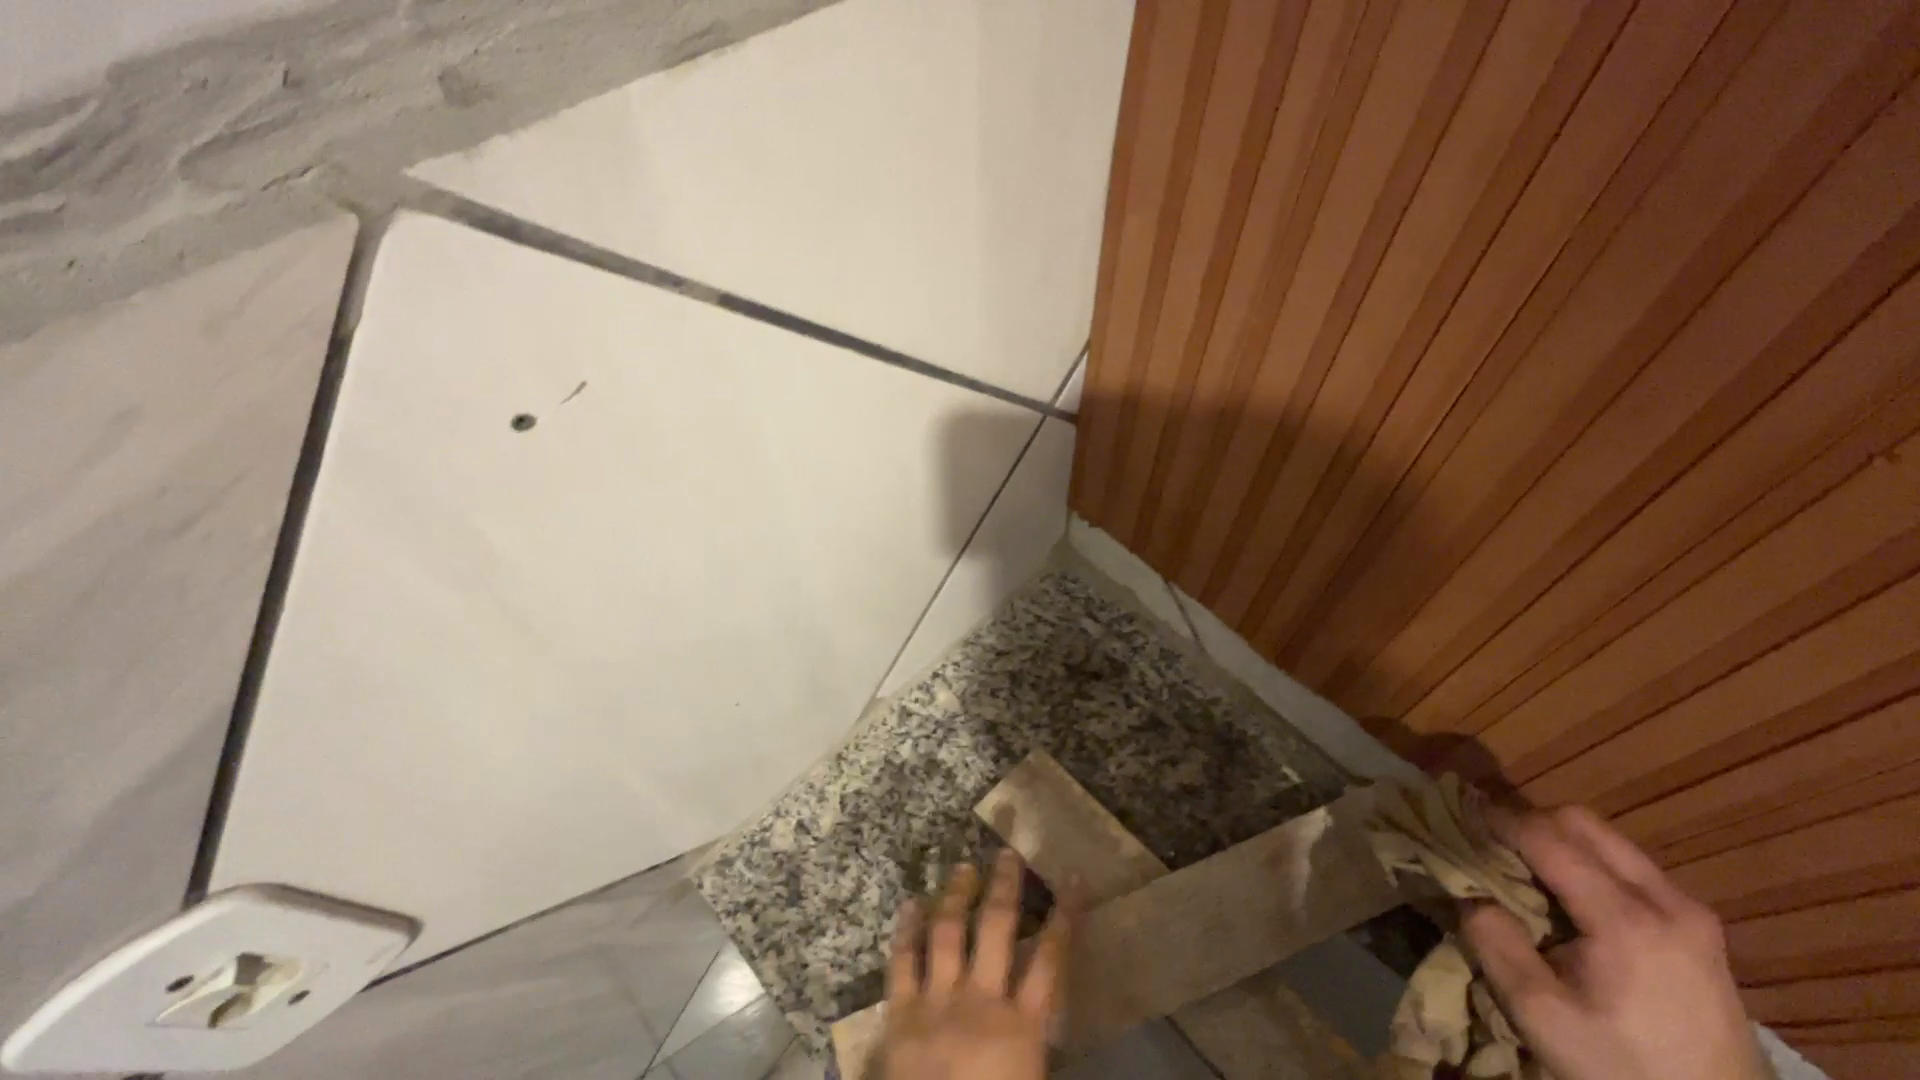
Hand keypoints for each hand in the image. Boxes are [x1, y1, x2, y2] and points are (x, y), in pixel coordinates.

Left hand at [882, 850, 1073, 1079]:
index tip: (1073, 878)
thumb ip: (1043, 1051)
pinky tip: (910, 903)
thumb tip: (1054, 1027)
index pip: (1052, 958)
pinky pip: (902, 962)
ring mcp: (936, 1003)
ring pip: (949, 933)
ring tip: (963, 865)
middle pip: (998, 929)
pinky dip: (906, 930)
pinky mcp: (899, 1015)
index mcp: (1023, 1027)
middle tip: (1008, 852)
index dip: (1066, 915)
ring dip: (957, 894)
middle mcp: (981, 1002)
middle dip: (1006, 886)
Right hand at [1462, 806, 1770, 1079]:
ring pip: (1611, 843)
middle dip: (1529, 823)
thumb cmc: (1619, 1067)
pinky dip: (1590, 866)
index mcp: (1627, 918)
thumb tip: (1468, 891)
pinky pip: (1632, 870)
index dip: (1497, 821)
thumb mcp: (1539, 1014)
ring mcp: (1693, 913)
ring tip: (1525, 873)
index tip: (1458, 820)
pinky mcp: (1701, 931)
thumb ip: (1495, 941)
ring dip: (1561, 843)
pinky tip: (1568, 901)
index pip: (1548, 837)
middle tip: (1490, 847)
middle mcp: (1668, 900)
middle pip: (1584, 824)